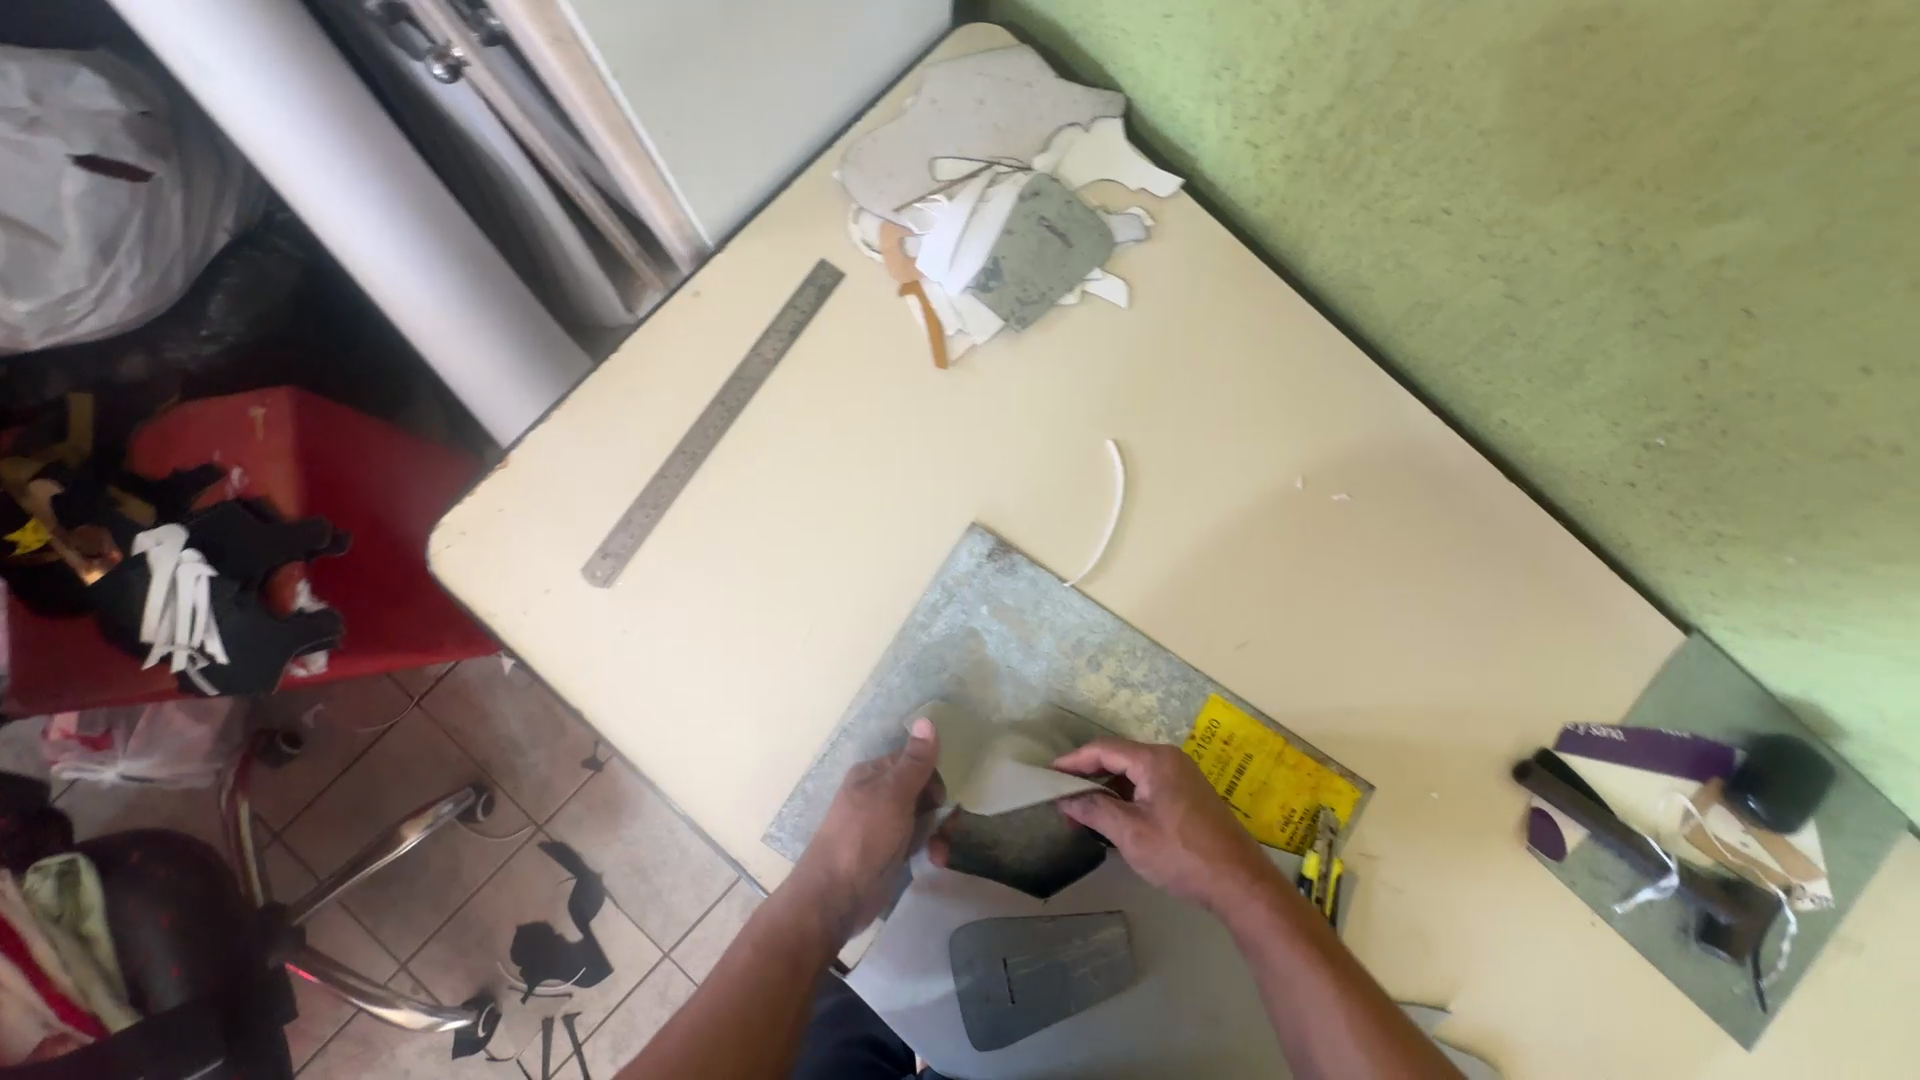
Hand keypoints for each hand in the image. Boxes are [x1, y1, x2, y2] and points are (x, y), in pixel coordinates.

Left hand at [783, 716, 942, 942]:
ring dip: (939, 829)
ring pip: (923, 816)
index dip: (934, 774)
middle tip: (949, 824)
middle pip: (922, 788)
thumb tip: (927, 719)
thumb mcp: (892, 795)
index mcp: (873, 774)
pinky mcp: (890, 852)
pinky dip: (931, 847)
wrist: (836, 898)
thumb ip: (915, 762)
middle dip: (941, 805)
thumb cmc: (863, 837)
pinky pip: (918, 840)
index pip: (913, 760)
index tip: (945, 795)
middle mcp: (878, 795)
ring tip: (942, 848)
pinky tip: (936, 860)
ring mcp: (884, 825)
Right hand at [1053, 738, 1281, 915]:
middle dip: (1088, 777)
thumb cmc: (1181, 854)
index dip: (1073, 761)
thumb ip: (1094, 810)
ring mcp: (1183, 777)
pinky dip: (1126, 798)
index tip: (1047, 774)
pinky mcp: (1190, 796)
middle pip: (1118, 758)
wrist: (1240, 883)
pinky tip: (1113, 819)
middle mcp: (1170, 760)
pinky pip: (1148, 786)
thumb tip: (1065, 799)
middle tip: (1061, 797)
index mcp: (1155, 760)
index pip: (1104, 750)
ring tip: (1081, 813)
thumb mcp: (1130, 833)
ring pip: (1133, 774)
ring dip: (1106, 790)